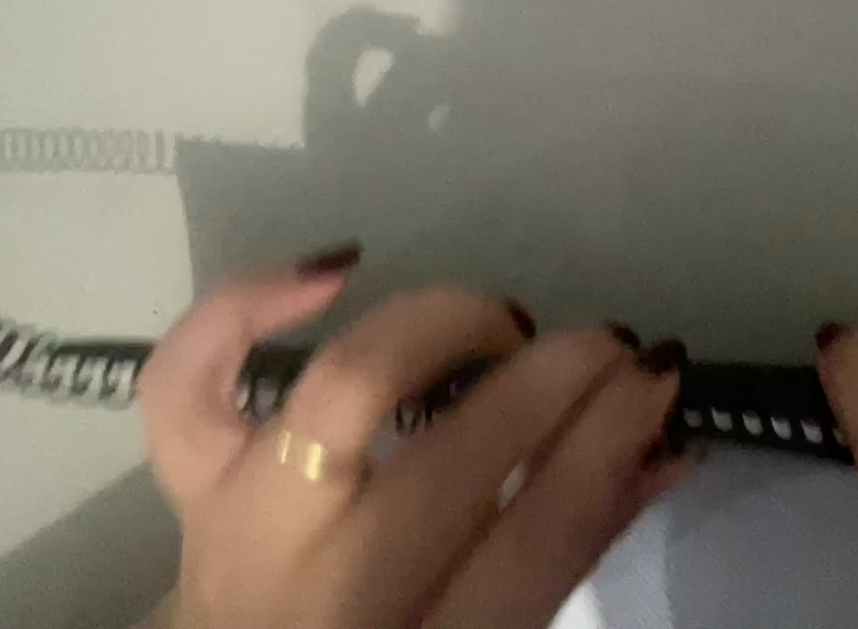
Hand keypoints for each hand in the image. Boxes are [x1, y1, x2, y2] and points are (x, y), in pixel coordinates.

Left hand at [138, 256, 689, 628]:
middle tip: (602, 339)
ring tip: (496, 321)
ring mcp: (241, 525)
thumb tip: (669, 437)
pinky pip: (188, 379)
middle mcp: (324, 591)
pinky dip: (249, 304)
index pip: (536, 536)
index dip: (608, 435)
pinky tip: (339, 265)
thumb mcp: (496, 627)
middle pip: (449, 460)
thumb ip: (584, 531)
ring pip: (341, 391)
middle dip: (550, 378)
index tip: (654, 366)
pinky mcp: (188, 478)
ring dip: (439, 329)